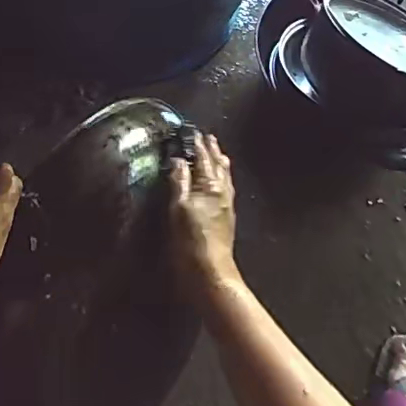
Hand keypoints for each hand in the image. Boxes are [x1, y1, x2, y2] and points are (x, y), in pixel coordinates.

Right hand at [167, 130, 238, 297]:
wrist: (211, 273)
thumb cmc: (191, 240)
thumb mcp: (178, 207)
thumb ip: (179, 181)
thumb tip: (179, 159)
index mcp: (211, 184)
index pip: (203, 157)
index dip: (197, 144)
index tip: (193, 131)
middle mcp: (222, 190)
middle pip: (217, 164)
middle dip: (211, 150)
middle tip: (207, 137)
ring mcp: (226, 204)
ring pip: (224, 175)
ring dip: (218, 162)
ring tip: (215, 153)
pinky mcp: (226, 217)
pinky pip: (225, 187)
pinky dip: (221, 176)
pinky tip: (219, 181)